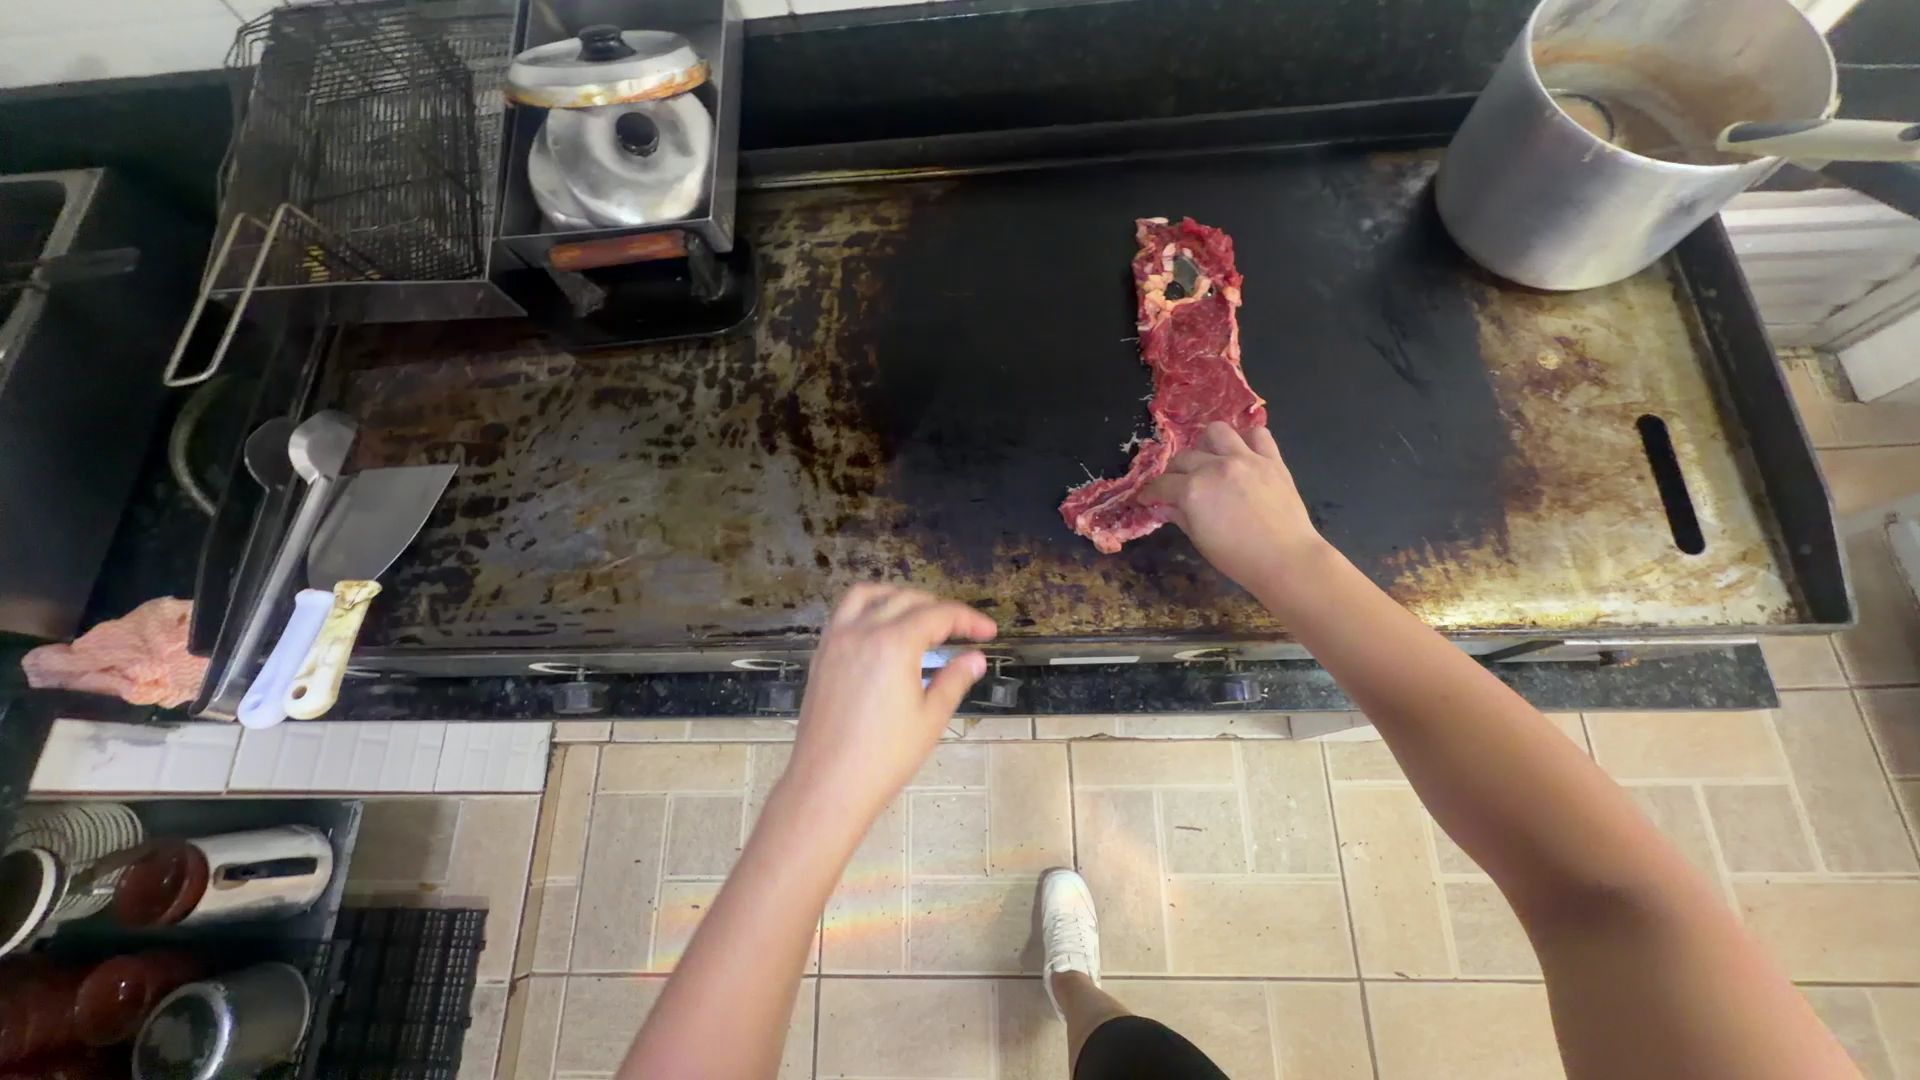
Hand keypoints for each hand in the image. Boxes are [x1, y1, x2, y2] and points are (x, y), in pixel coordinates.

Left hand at [786, 585, 997, 819]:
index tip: (989, 631)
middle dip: (939, 608)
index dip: (968, 619)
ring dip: (899, 597)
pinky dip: (868, 608)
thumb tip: (975, 658)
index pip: (939, 615)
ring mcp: (837, 640)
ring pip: (868, 595)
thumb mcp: (931, 719)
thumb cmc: (885, 757)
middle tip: (961, 630)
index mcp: (894, 644)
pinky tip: (882, 630)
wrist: (828, 785)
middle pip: (906, 600)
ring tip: (920, 615)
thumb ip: (954, 680)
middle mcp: (862, 631)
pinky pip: (844, 613)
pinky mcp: (822, 655)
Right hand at [1139, 421, 1324, 593]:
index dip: (1150, 493)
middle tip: (1177, 485)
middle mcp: (1215, 467)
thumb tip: (1164, 507)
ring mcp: (1245, 459)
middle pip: (1184, 457)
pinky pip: (1258, 434)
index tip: (1147, 498)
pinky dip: (1247, 440)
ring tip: (1209, 458)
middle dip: (1174, 472)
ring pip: (1217, 431)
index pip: (1162, 484)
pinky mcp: (1271, 460)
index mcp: (1192, 489)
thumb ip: (1179, 516)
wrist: (1285, 559)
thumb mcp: (1199, 539)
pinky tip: (1242, 454)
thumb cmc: (1237, 557)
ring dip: (1206, 444)